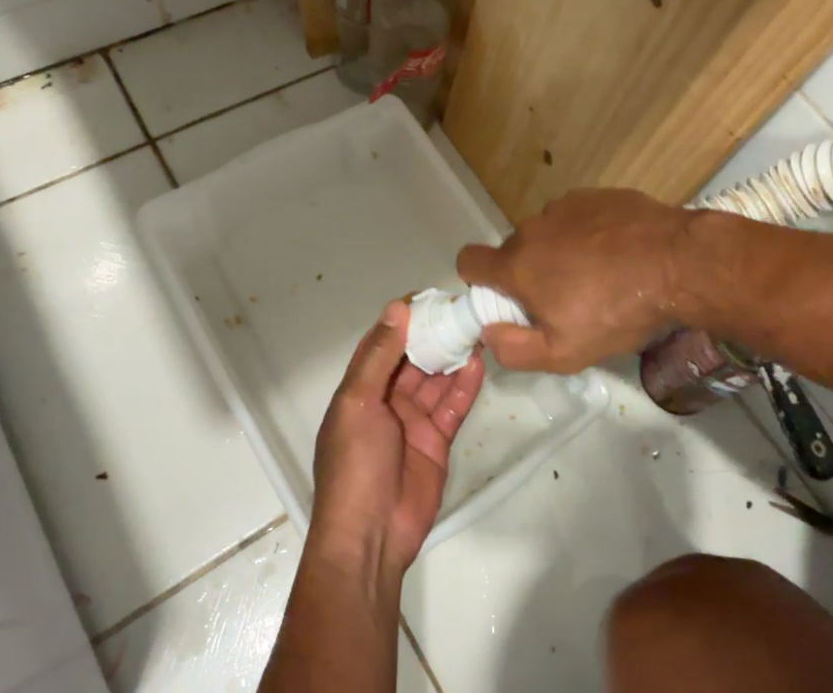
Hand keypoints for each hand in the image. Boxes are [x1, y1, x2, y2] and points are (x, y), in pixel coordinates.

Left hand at [310, 301, 485, 579]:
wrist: (370, 535)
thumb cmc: (355, 466)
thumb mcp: (358, 404)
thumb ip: (379, 357)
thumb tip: (396, 308)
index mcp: (358, 391)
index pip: (381, 345)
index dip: (401, 320)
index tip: (428, 296)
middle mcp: (385, 402)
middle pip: (412, 360)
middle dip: (433, 336)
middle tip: (462, 310)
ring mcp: (412, 423)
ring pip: (435, 381)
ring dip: (452, 358)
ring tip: (476, 330)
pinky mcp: (436, 443)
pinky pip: (452, 408)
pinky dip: (464, 388)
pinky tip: (478, 365)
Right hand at [455, 188, 700, 372]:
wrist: (678, 262)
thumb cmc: (617, 312)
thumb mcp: (564, 353)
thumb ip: (515, 349)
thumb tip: (489, 334)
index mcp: (517, 264)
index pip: (468, 261)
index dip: (478, 280)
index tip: (504, 298)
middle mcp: (534, 227)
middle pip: (515, 250)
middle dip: (530, 273)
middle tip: (566, 300)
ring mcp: (567, 206)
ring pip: (549, 233)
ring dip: (561, 252)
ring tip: (601, 276)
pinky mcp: (598, 195)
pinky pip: (580, 217)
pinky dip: (590, 234)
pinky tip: (620, 253)